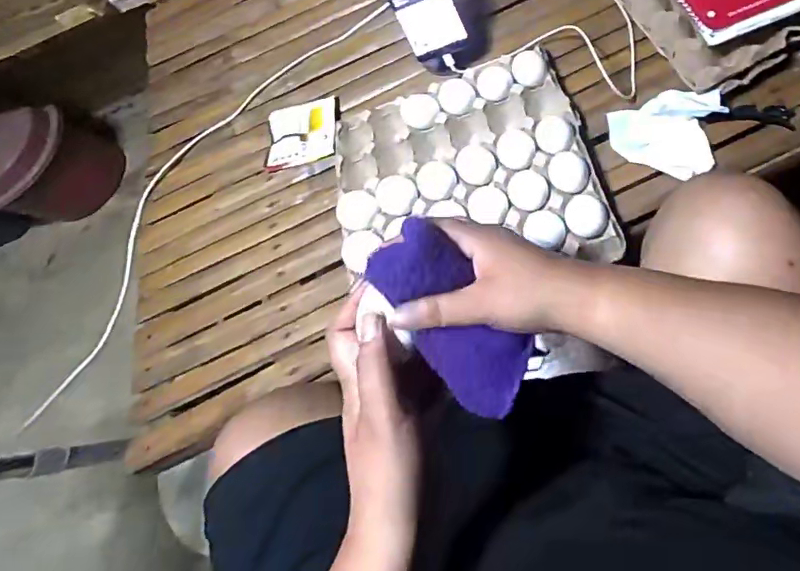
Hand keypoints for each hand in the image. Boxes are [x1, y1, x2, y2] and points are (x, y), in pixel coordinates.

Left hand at [329, 286, 419, 555]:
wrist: (396, 521)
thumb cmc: (385, 467)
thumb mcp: (381, 414)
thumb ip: (375, 366)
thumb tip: (370, 315)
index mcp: (355, 382)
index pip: (341, 332)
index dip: (354, 303)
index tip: (382, 277)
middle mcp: (370, 384)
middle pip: (372, 336)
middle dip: (390, 307)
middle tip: (420, 281)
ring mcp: (393, 399)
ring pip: (400, 352)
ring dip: (416, 329)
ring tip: (442, 301)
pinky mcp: (414, 412)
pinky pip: (424, 374)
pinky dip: (437, 356)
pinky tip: (457, 342)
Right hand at [387, 219, 593, 334]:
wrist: (576, 299)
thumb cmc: (528, 294)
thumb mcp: (479, 303)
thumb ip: (438, 309)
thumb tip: (394, 314)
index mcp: (476, 235)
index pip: (430, 227)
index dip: (404, 241)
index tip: (381, 259)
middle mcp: (485, 237)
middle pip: (442, 240)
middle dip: (416, 259)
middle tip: (390, 281)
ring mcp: (498, 252)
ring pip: (457, 256)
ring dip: (435, 272)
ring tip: (409, 295)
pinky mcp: (506, 269)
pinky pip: (470, 269)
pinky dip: (452, 281)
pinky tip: (443, 303)